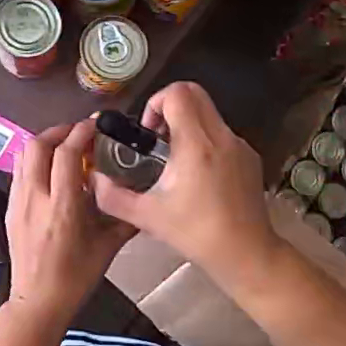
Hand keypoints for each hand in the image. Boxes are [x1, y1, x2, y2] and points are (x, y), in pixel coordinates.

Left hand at [5, 117, 136, 319]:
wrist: (37, 302)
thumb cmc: (76, 276)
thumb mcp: (108, 247)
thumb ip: (125, 217)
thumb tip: (141, 197)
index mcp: (62, 207)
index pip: (66, 154)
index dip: (81, 132)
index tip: (96, 125)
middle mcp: (35, 198)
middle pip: (37, 145)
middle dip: (59, 131)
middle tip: (78, 134)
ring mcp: (18, 202)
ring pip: (22, 155)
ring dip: (43, 143)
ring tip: (63, 147)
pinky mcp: (9, 209)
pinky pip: (18, 172)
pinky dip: (34, 161)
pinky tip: (50, 171)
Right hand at [91, 82, 281, 281]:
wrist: (246, 253)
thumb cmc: (195, 233)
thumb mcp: (146, 217)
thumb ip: (113, 197)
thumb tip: (95, 180)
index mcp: (196, 145)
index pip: (178, 94)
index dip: (156, 102)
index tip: (148, 131)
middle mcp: (221, 137)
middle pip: (195, 93)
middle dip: (170, 106)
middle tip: (157, 136)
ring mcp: (239, 145)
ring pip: (209, 113)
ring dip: (187, 123)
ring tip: (174, 159)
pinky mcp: (250, 157)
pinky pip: (222, 133)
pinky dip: (204, 139)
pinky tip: (197, 174)